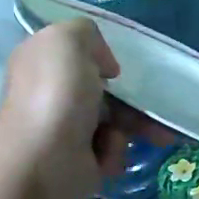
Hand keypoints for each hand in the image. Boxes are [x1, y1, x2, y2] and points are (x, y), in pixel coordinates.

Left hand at [0, 20, 164, 198]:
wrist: (44, 164)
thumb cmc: (56, 97)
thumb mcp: (67, 41)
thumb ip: (86, 33)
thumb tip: (103, 66)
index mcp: (40, 61)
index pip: (75, 52)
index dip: (100, 56)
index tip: (118, 67)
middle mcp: (49, 92)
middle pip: (102, 88)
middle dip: (132, 98)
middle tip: (156, 105)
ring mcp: (63, 128)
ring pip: (113, 119)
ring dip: (134, 126)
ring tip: (159, 136)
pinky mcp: (78, 159)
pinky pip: (109, 148)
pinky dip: (114, 151)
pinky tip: (107, 156)